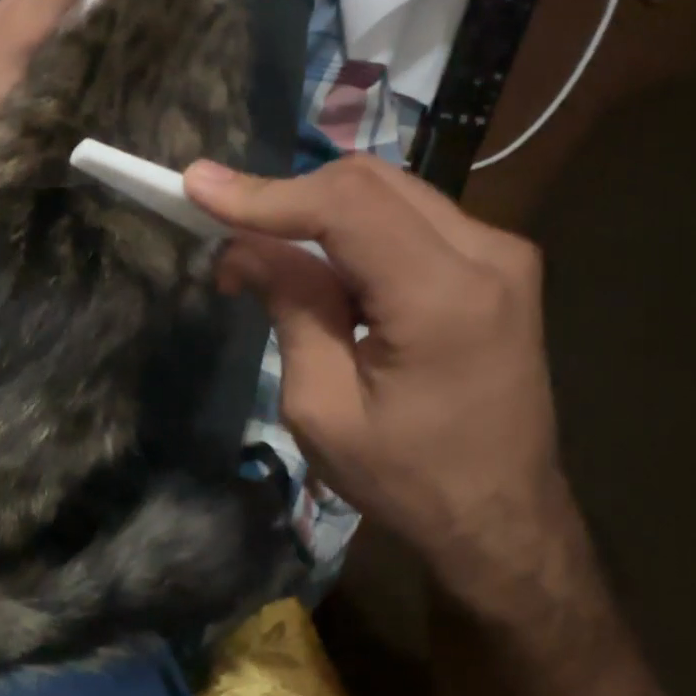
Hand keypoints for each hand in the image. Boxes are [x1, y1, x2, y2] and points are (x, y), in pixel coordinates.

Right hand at [184, 155, 571, 612]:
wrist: (496, 511)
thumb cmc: (401, 475)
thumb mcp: (320, 405)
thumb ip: (292, 312)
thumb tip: (245, 250)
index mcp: (442, 296)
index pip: (346, 208)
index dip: (265, 194)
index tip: (196, 188)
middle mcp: (486, 253)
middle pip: (370, 184)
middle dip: (283, 197)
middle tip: (214, 225)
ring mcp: (499, 256)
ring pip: (389, 196)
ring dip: (312, 214)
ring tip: (249, 256)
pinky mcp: (492, 270)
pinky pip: (407, 224)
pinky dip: (346, 233)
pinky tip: (307, 267)